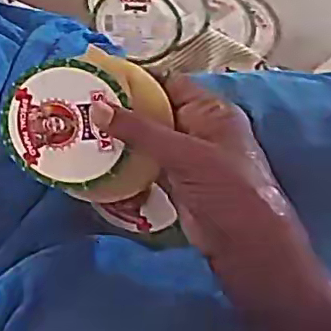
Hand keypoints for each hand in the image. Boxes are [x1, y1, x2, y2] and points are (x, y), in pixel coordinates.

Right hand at [95, 78, 330, 319]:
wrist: (247, 251)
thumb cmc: (227, 191)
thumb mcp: (183, 154)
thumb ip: (139, 129)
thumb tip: (96, 106)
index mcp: (211, 111)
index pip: (168, 84)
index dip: (136, 80)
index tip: (100, 78)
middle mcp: (199, 129)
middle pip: (153, 111)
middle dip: (121, 109)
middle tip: (82, 105)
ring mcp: (187, 157)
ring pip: (146, 138)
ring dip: (120, 137)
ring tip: (83, 129)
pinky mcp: (175, 182)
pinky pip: (145, 163)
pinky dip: (125, 161)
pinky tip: (99, 158)